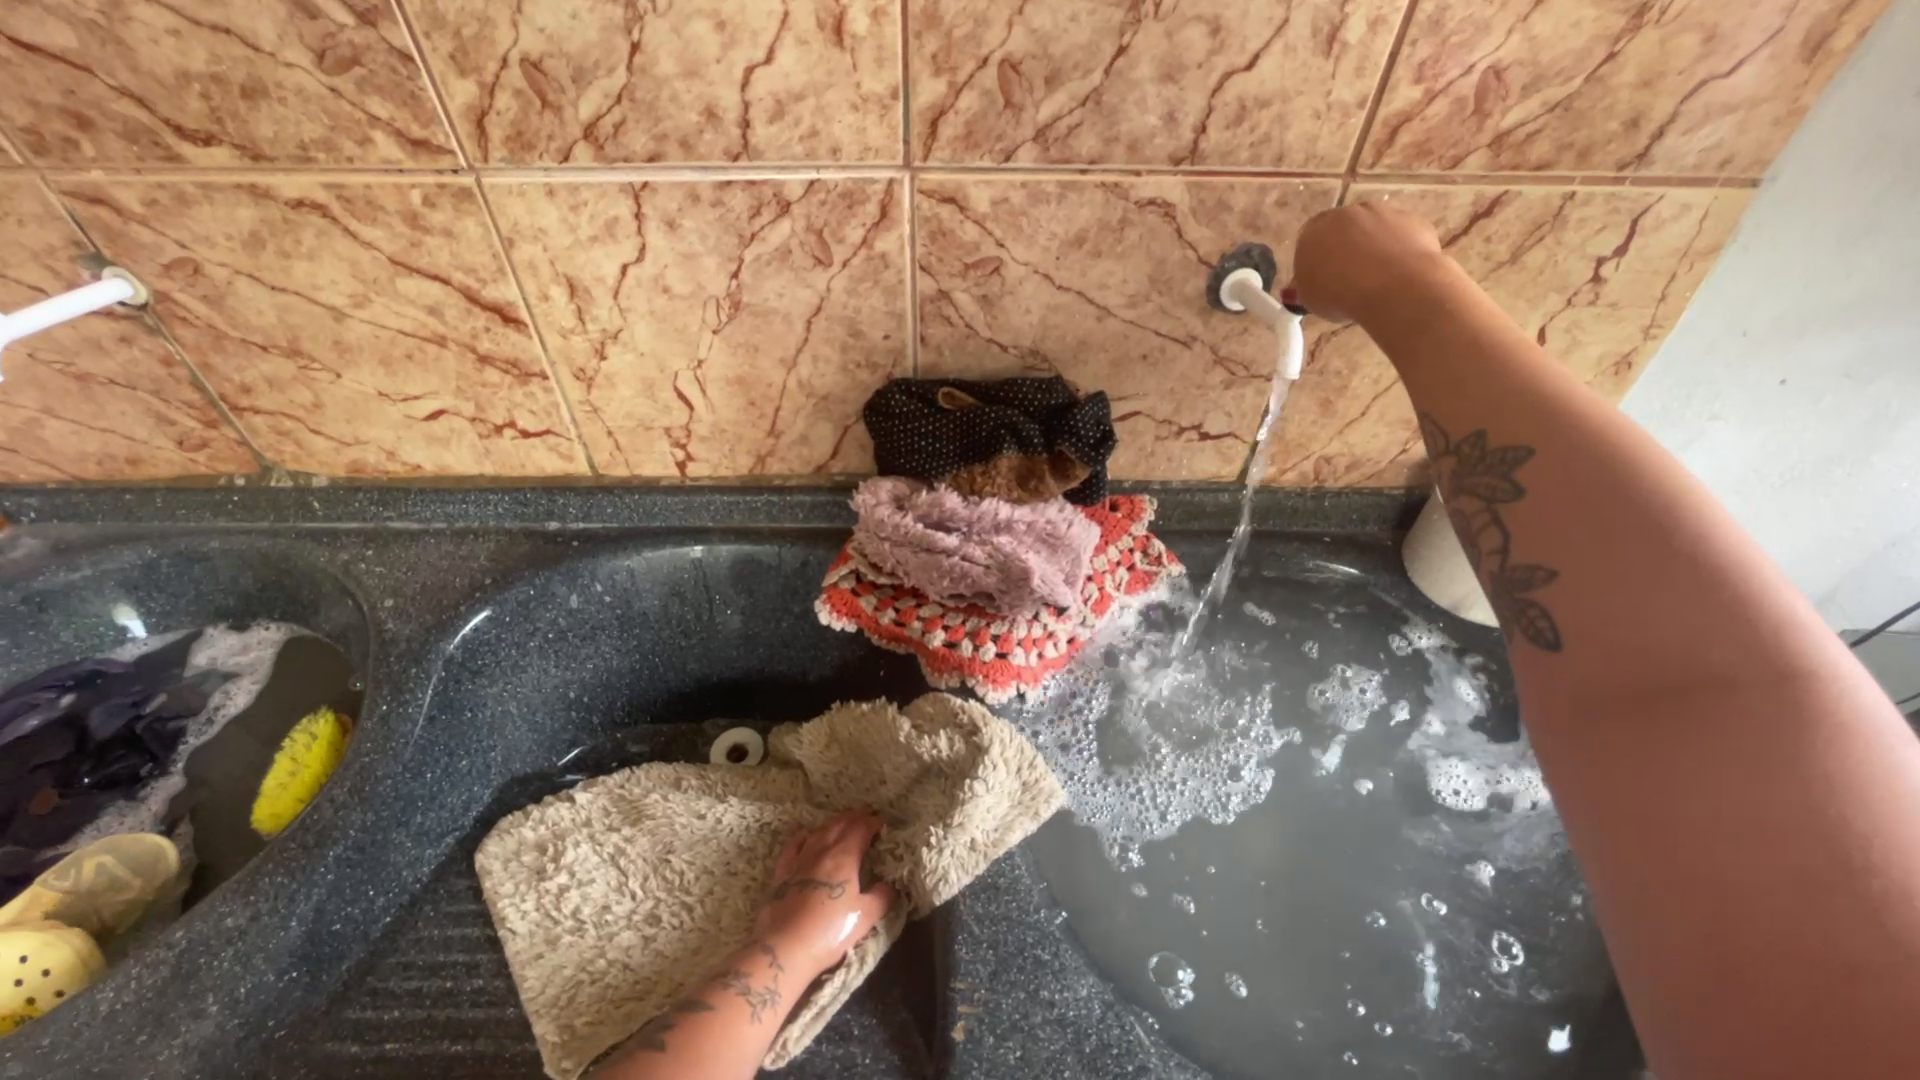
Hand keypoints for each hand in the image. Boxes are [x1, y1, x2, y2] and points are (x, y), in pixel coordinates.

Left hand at [756, 810, 895, 977]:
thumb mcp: (864, 917)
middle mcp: (821, 851)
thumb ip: (881, 897)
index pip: (860, 829)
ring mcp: (799, 860)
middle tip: (866, 813)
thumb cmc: (830, 932)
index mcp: (844, 857)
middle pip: (839, 825)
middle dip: (855, 817)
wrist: (786, 949)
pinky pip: (794, 845)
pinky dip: (804, 835)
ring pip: (819, 832)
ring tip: (843, 821)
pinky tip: (807, 834)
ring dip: (833, 823)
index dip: (872, 822)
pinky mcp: (782, 873)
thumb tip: (888, 885)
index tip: (882, 822)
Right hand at [1289, 201, 1455, 322]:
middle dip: (1346, 250)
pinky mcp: (1413, 221)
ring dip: (1373, 248)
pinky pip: (1401, 237)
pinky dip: (1399, 251)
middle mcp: (1347, 213)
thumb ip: (1307, 284)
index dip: (1316, 260)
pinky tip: (1399, 274)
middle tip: (1348, 279)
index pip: (1309, 239)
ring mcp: (1383, 213)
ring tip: (1377, 280)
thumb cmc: (1339, 294)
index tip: (1321, 279)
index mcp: (1314, 230)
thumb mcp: (1308, 298)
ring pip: (1374, 230)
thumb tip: (1310, 283)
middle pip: (1343, 230)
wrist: (1392, 287)